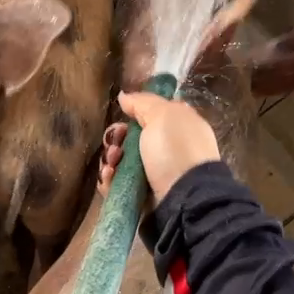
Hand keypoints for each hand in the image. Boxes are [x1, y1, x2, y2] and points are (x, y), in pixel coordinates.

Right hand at [97, 92, 220, 201]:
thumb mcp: (163, 115)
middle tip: (116, 143)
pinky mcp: (138, 195)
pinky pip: (116, 184)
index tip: (124, 117)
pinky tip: (110, 176)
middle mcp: (163, 149)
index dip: (132, 114)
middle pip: (128, 138)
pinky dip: (109, 179)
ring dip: (110, 158)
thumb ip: (142, 103)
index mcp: (176, 126)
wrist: (183, 197)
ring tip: (113, 163)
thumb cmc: (176, 150)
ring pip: (120, 161)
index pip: (148, 115)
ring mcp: (151, 173)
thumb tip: (124, 96)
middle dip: (116, 138)